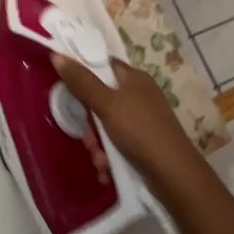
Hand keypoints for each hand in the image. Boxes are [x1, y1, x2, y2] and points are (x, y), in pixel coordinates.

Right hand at [52, 54, 201, 186]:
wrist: (176, 177)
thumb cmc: (140, 131)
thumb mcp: (106, 104)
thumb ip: (81, 81)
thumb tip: (57, 55)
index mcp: (134, 78)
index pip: (102, 65)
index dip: (83, 75)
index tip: (70, 91)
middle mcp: (139, 95)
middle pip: (101, 99)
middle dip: (90, 123)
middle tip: (88, 138)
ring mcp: (143, 121)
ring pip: (107, 125)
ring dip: (98, 145)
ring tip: (100, 161)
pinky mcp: (145, 144)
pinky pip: (118, 143)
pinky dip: (110, 156)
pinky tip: (107, 170)